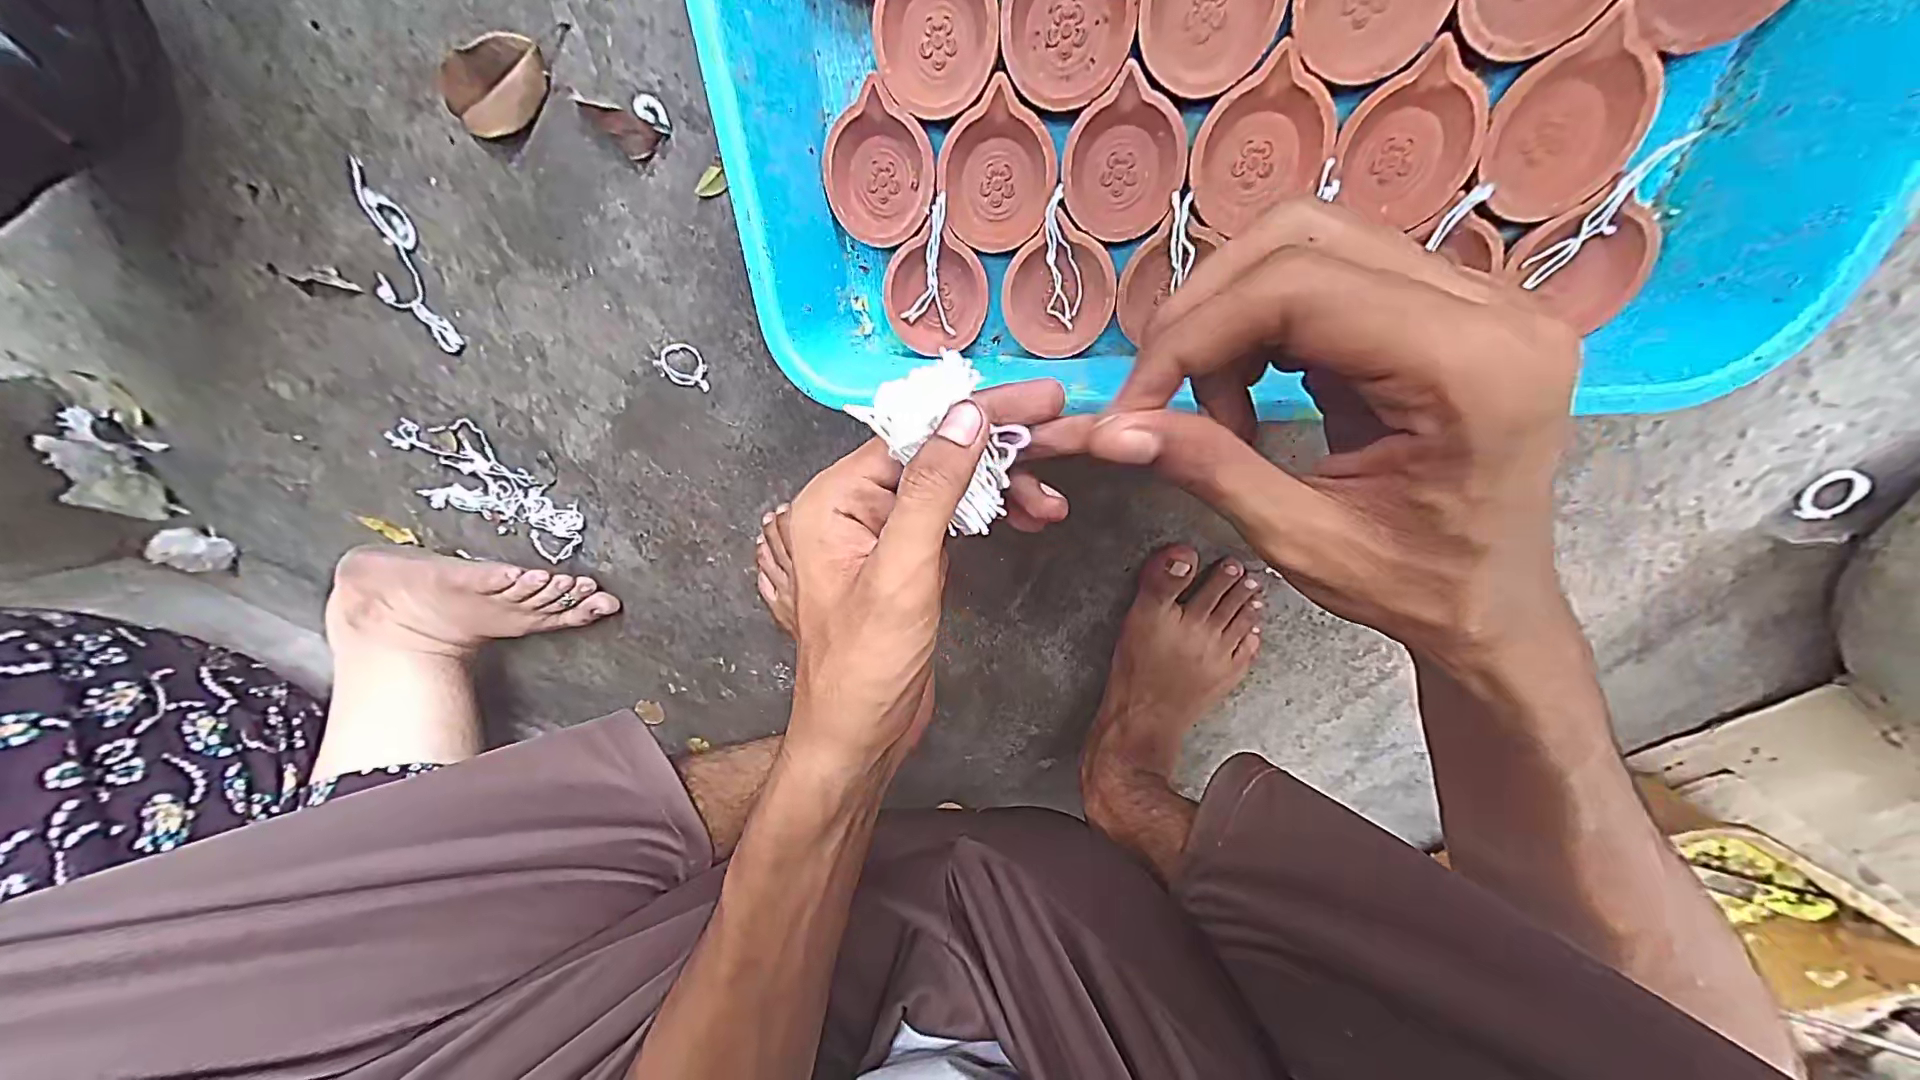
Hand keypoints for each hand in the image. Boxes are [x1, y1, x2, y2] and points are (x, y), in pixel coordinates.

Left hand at [783, 380, 1066, 773]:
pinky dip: (990, 514)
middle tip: (1054, 437)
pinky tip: (1023, 515)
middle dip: (999, 452)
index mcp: (834, 500)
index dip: (978, 413)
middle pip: (935, 454)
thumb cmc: (863, 667)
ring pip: (950, 485)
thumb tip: (965, 419)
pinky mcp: (908, 556)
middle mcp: (854, 508)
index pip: (913, 434)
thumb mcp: (901, 572)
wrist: (860, 735)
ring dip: (1002, 487)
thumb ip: (932, 489)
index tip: (1035, 400)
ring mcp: (883, 532)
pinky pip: (953, 517)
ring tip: (1047, 502)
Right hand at [1032, 199, 1580, 676]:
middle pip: (1297, 240)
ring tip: (1218, 403)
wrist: (1490, 598)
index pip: (1295, 288)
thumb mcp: (1298, 540)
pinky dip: (1258, 324)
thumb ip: (1208, 469)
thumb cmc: (1411, 586)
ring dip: (1227, 317)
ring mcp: (1471, 294)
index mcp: (1468, 367)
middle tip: (1164, 396)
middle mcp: (1485, 304)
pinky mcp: (1441, 304)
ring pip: (1305, 243)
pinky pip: (1323, 273)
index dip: (1191, 337)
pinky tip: (1251, 385)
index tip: (1136, 405)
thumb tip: (1111, 430)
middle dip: (1202, 314)